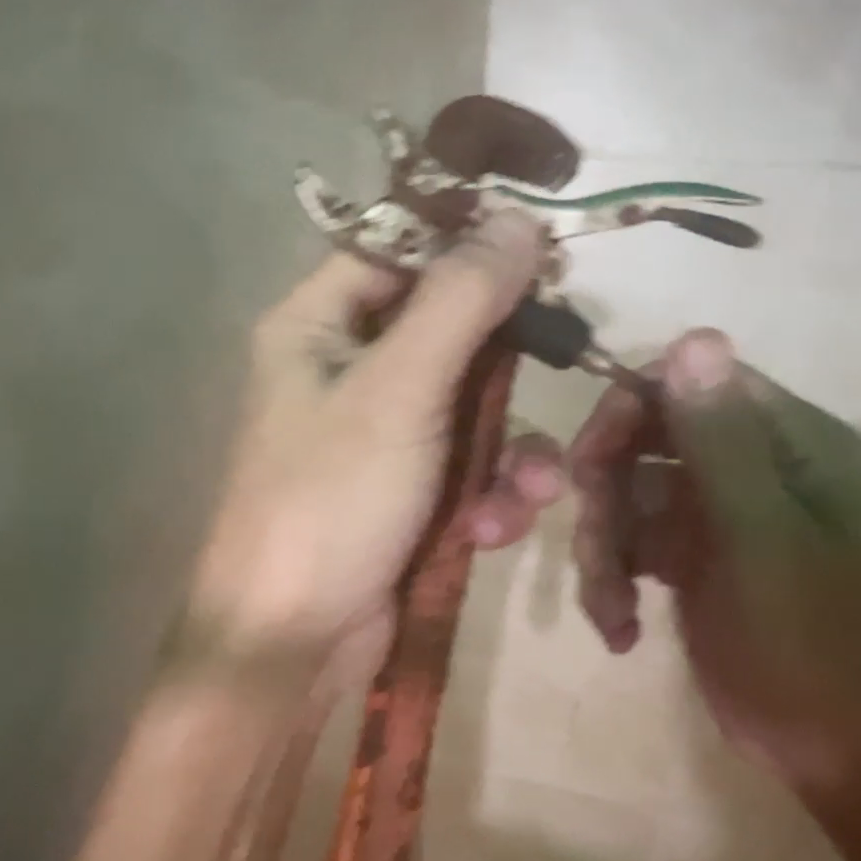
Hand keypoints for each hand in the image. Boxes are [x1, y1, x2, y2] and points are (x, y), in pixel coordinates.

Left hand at [184, 211, 561, 700]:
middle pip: (447, 332)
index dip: (467, 248)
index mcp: (314, 328)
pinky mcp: (401, 494)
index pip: (396, 250)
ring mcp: (374, 438)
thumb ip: (459, 301)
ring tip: (531, 492)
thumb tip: (515, 217)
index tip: (544, 253)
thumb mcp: (398, 392)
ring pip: (470, 409)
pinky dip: (489, 498)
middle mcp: (341, 372)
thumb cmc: (330, 501)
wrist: (292, 643)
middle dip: (508, 367)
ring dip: (511, 452)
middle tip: (568, 359)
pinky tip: (493, 533)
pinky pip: (465, 470)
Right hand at [567, 329, 860, 784]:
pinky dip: (615, 580)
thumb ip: (723, 440)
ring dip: (604, 550)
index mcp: (794, 443)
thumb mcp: (759, 538)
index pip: (692, 382)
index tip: (585, 466)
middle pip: (647, 438)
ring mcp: (720, 512)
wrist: (828, 750)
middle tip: (594, 549)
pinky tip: (620, 628)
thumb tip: (693, 336)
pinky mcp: (694, 557)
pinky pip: (631, 543)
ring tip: (611, 609)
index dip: (628, 412)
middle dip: (607, 496)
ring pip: (628, 495)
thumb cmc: (808, 643)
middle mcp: (757, 465)